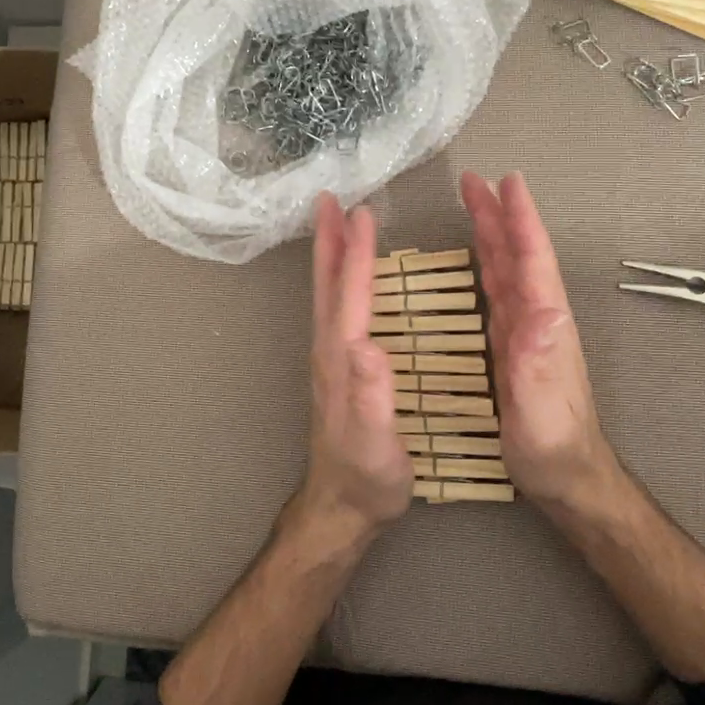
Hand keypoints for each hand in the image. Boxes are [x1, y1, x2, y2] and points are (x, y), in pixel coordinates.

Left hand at [294, 192, 412, 546]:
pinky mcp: (338, 370)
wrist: (342, 506)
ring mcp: (331, 360)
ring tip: (336, 224)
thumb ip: (371, 398)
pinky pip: (338, 311)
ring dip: (332, 256)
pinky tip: (351, 279)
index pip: (350, 297)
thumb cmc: (367, 477)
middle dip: (330, 240)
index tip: (361, 213)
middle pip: (329, 285)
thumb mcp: (376, 444)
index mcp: (344, 360)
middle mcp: (331, 351)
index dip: (356, 255)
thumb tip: (366, 347)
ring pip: (330, 296)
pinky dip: (342, 283)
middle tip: (329, 199)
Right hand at [461, 172, 619, 508]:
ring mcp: (526, 332)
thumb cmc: (551, 448)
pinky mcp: (513, 346)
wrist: (566, 478)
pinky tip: (477, 259)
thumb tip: (540, 309)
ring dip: (492, 234)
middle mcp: (537, 320)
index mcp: (544, 326)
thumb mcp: (541, 410)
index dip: (519, 220)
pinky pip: (498, 291)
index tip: (506, 182)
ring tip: (472, 203)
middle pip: (518, 255)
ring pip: (507, 269)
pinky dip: (487, 265)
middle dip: (499, 215)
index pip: (532, 261)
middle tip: (475, 180)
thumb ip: (539, 363)